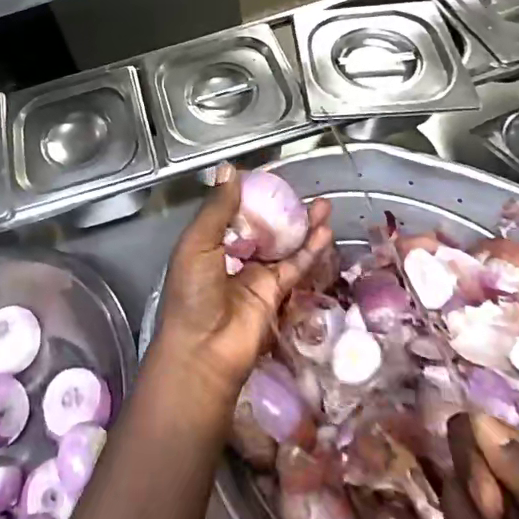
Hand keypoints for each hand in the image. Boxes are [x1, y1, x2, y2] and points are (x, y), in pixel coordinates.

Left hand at [153, 163, 332, 397]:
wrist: (204, 349)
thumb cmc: (192, 292)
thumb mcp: (198, 242)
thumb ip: (217, 208)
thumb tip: (228, 169)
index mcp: (206, 242)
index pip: (231, 212)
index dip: (250, 196)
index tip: (269, 177)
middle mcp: (231, 256)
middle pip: (261, 228)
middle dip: (281, 210)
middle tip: (302, 190)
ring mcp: (255, 275)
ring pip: (283, 245)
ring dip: (303, 226)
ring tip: (323, 204)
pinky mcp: (275, 293)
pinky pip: (296, 266)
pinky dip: (311, 249)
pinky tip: (325, 230)